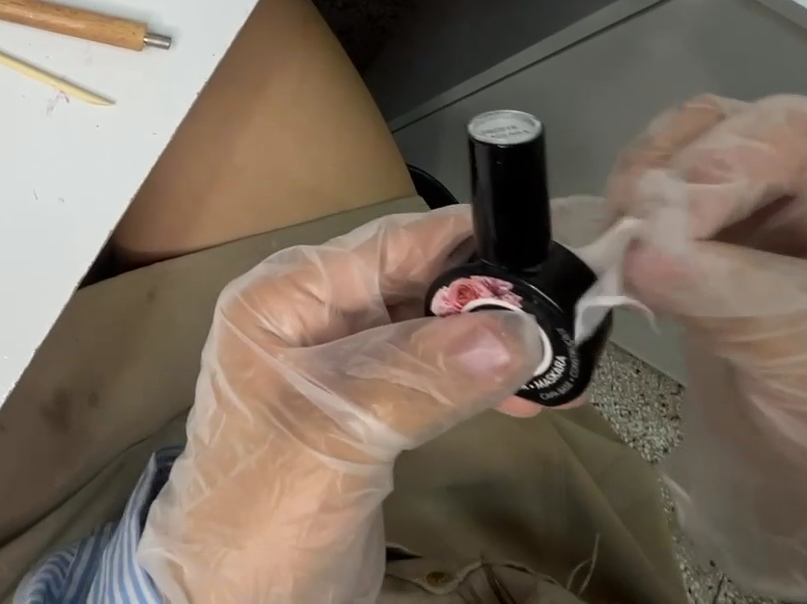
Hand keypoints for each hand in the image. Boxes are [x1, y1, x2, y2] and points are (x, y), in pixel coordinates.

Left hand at [138, 207, 538, 603]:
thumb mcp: (338, 428)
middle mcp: (311, 314)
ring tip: (562, 360)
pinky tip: (522, 394)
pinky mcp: (363, 407)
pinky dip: (472, 379)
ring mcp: (338, 361)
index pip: (389, 244)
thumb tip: (514, 330)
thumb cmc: (263, 503)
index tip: (546, 238)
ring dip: (488, 341)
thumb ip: (421, 376)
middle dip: (485, 294)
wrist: (234, 598)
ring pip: (426, 328)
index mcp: (287, 294)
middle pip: (412, 280)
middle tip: (572, 308)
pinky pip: (427, 374)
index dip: (465, 239)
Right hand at [609, 95, 806, 602]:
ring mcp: (771, 210)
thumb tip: (632, 249)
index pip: (803, 135)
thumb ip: (723, 293)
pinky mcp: (717, 235)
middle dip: (675, 165)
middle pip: (740, 127)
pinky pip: (665, 195)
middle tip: (629, 218)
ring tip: (622, 233)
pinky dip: (633, 212)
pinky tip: (624, 246)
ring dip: (645, 182)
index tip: (658, 212)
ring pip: (691, 148)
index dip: (724, 157)